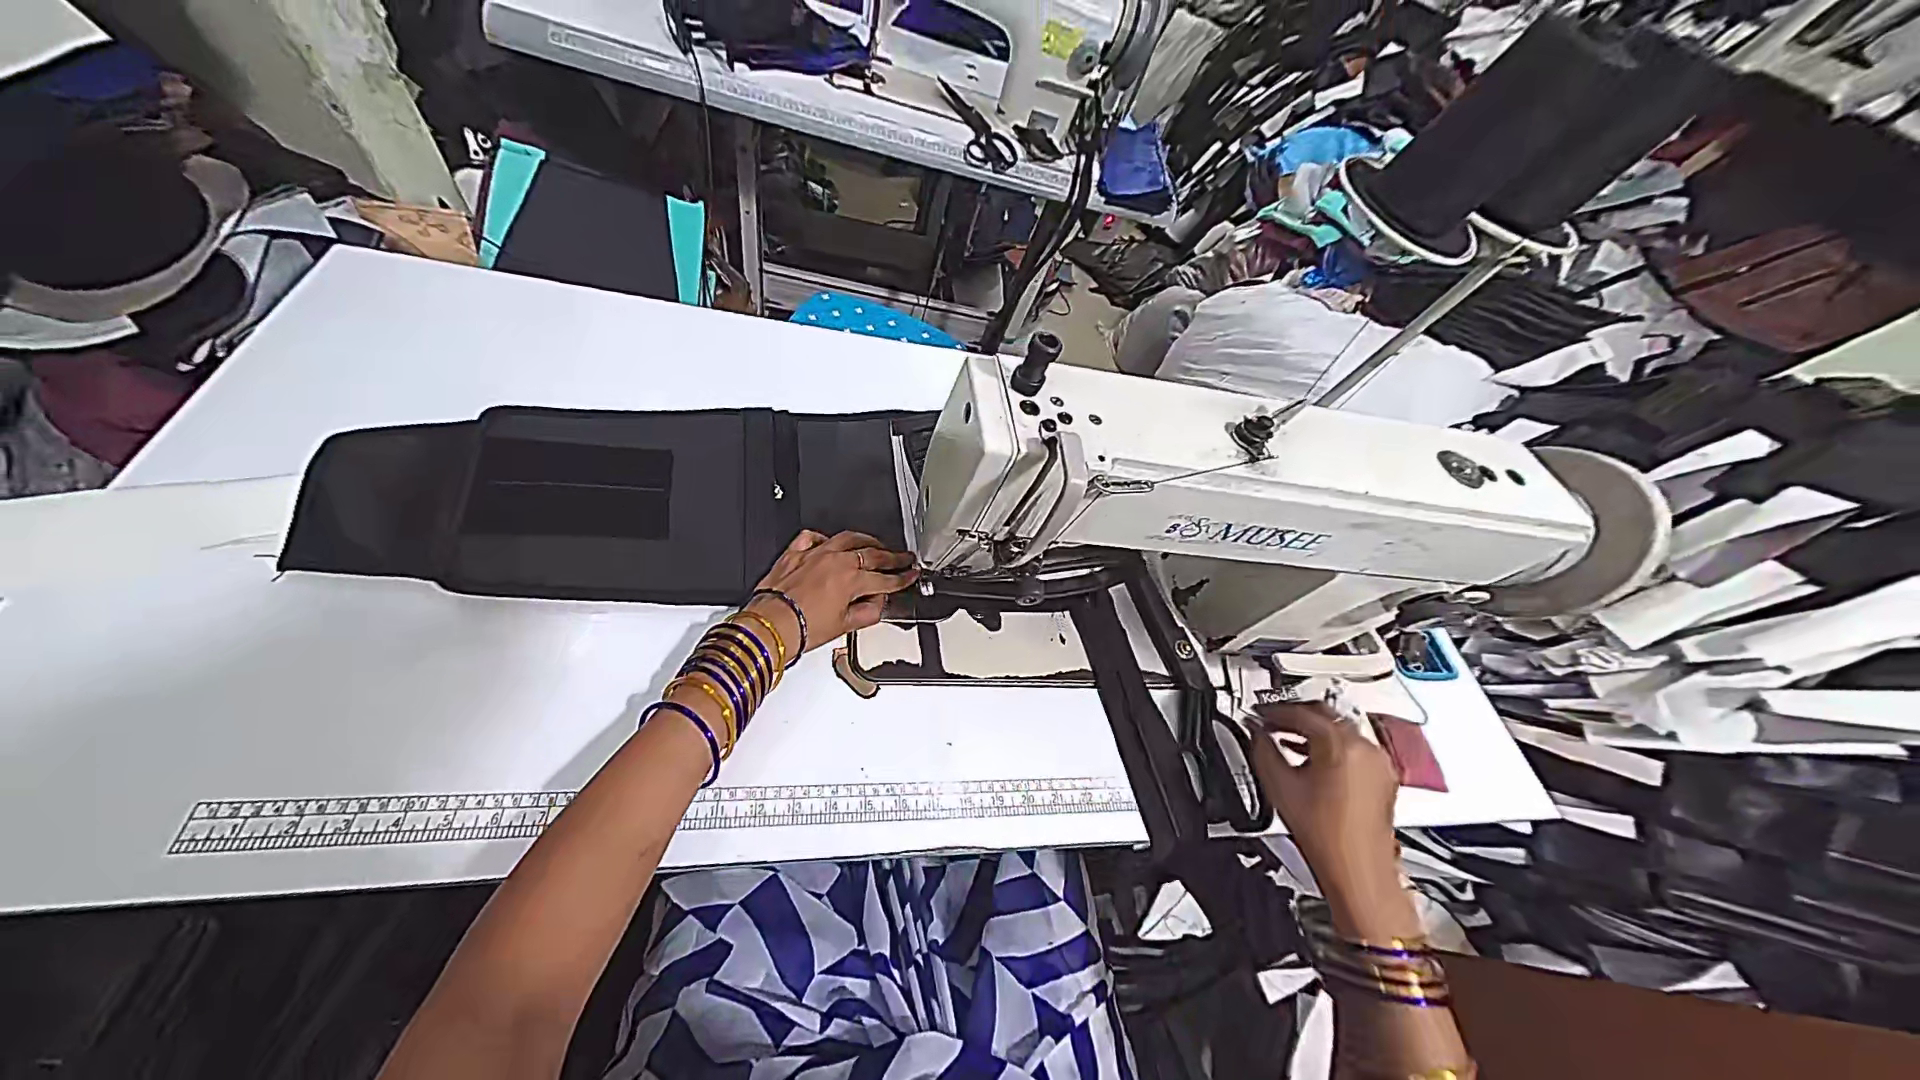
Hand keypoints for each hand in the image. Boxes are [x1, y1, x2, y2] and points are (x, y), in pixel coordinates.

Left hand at [745, 530, 917, 654]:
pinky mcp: (796, 553)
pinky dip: (825, 538)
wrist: (769, 625)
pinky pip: (814, 537)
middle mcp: (836, 562)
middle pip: (873, 555)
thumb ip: (868, 613)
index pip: (886, 578)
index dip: (903, 578)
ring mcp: (815, 554)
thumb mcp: (844, 627)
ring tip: (875, 544)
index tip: (911, 575)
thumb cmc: (801, 628)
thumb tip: (877, 605)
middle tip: (904, 558)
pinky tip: (830, 542)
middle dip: (893, 557)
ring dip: (866, 541)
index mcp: (852, 580)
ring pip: (848, 538)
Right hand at [1249, 702, 1411, 937]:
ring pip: (1340, 730)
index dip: (1272, 711)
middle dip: (1294, 715)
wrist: (1357, 874)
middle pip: (1324, 715)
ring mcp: (1378, 764)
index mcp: (1341, 745)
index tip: (1258, 714)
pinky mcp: (1383, 778)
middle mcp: (1366, 749)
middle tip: (1269, 719)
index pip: (1301, 712)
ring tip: (1284, 736)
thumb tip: (1256, 734)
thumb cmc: (1327, 838)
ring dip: (1312, 730)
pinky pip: (1353, 748)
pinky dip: (1329, 746)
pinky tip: (1309, 757)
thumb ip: (1262, 749)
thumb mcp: (1278, 785)